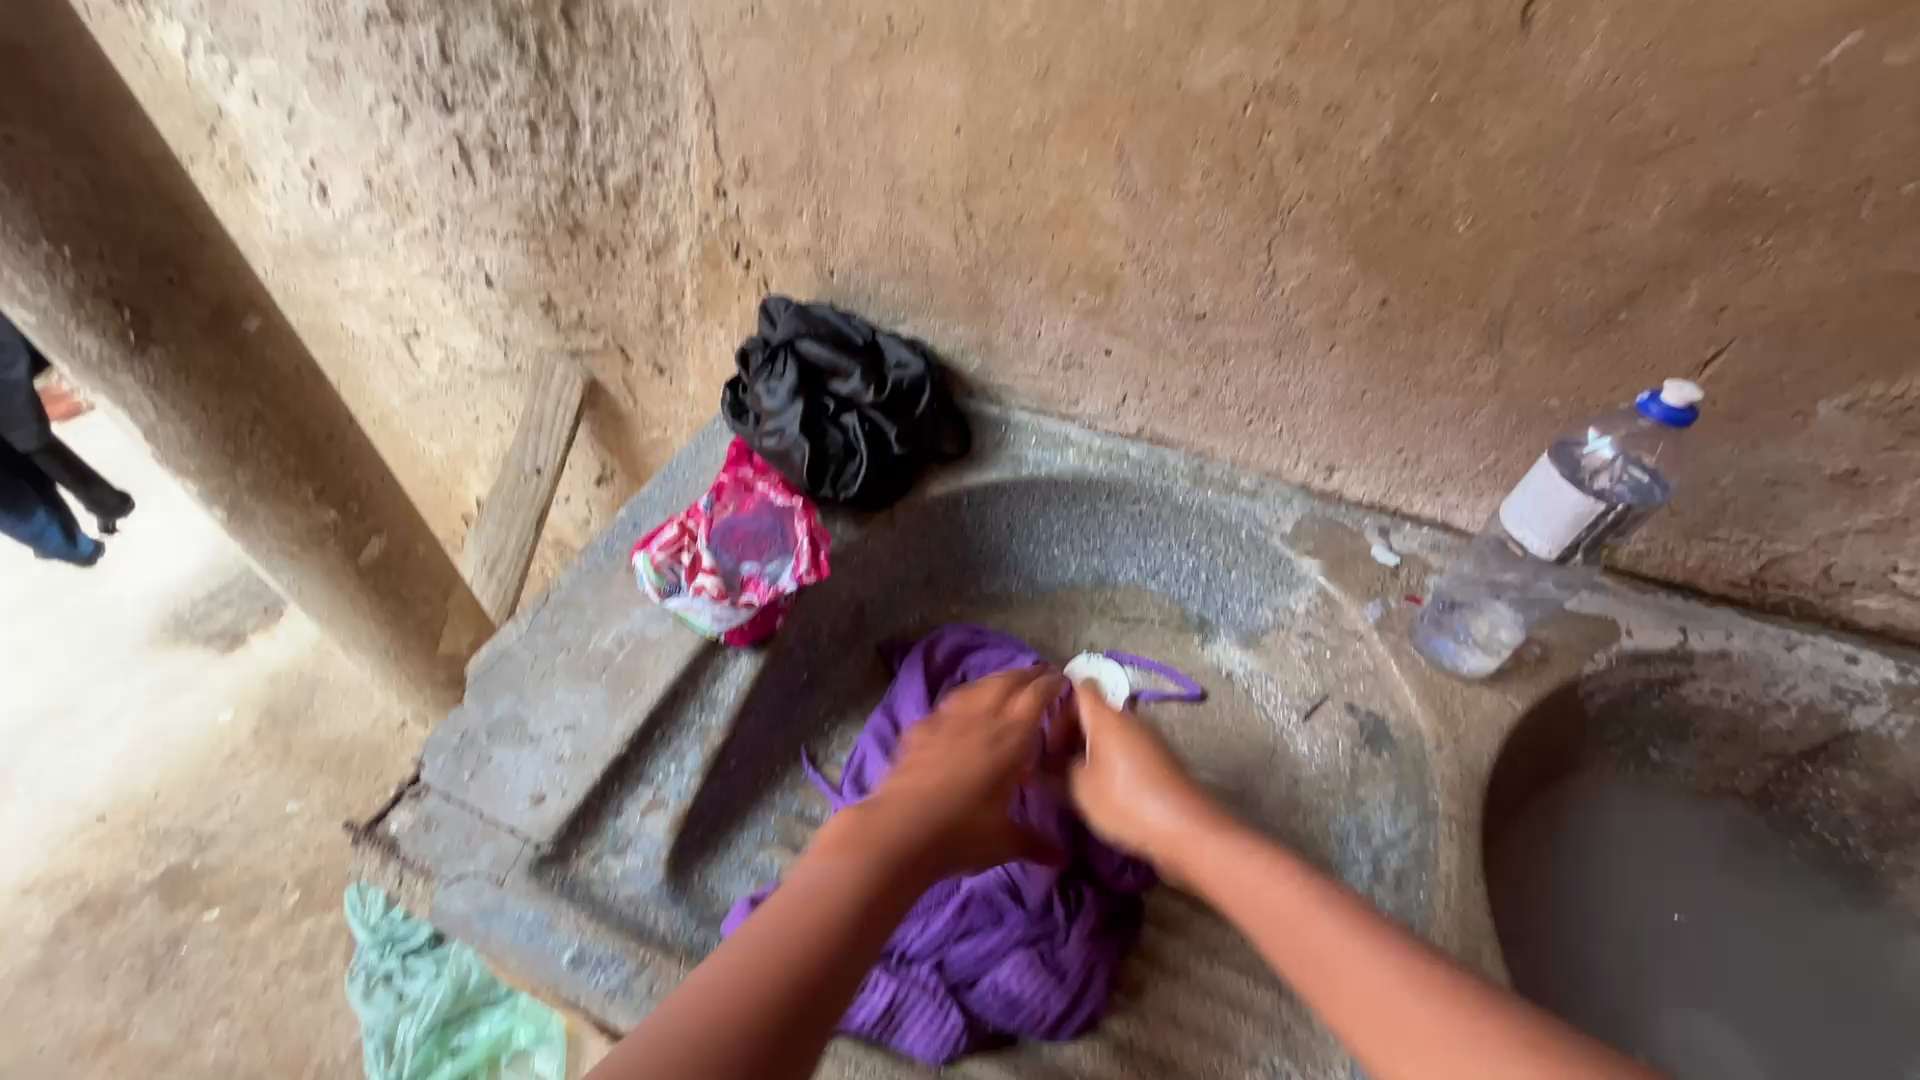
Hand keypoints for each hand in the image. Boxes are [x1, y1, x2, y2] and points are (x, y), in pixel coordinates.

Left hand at [817, 666, 1067, 883]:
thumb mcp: (1004, 842)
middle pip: (1006, 681)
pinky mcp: (919, 730)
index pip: (1036, 696)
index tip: (1063, 680)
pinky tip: (961, 714)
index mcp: (1010, 737)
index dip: (1052, 684)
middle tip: (1040, 675)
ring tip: (1004, 686)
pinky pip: (947, 706)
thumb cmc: (961, 834)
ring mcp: (946, 720)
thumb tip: (1062, 858)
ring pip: (975, 687)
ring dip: (994, 682)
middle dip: (1026, 674)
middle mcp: (980, 718)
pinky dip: (962, 702)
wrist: (898, 830)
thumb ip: (1034, 842)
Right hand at [1066, 679, 1221, 871]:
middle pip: (1096, 710)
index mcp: (1106, 716)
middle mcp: (1129, 718)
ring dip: (1092, 746)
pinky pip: (1127, 747)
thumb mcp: (1079, 789)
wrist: (1186, 829)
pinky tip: (1103, 786)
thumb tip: (1050, 758)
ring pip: (1112, 731)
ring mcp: (1149, 737)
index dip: (1060, 697)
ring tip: (1074, 775)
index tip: (1043, 722)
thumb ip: (1058, 768)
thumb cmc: (1125, 802)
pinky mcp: (1161, 758)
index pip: (1081, 686)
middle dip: (1072, 729)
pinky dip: (1111, 758)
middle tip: (1053, 757)